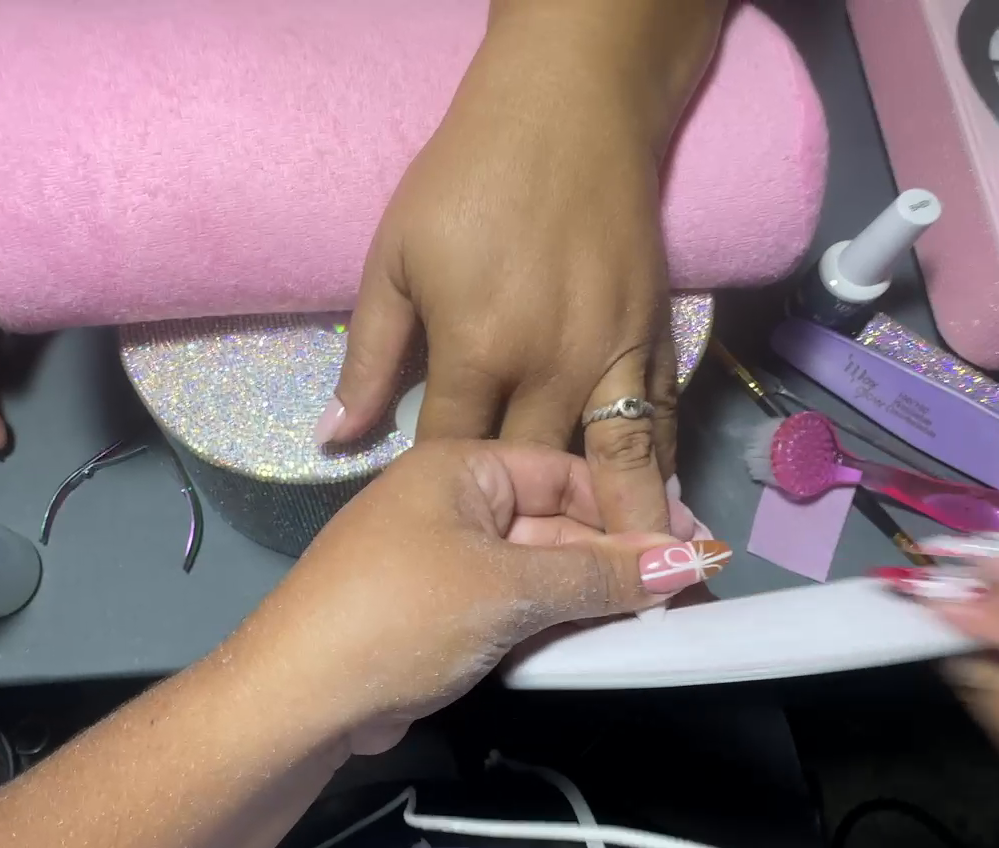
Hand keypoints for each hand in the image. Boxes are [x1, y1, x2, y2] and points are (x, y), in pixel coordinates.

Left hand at [224, 440, 727, 755]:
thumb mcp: (506, 587)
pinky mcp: (443, 612)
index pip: (564, 472)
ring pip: (538, 569)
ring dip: (592, 594)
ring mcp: (445, 561)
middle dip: (618, 558)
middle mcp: (452, 504)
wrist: (303, 697)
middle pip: (555, 522)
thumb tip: (691, 558)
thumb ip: (599, 573)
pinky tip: (602, 640)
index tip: (694, 546)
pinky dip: (554, 620)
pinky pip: (514, 604)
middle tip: (690, 594)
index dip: (631, 507)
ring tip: (662, 620)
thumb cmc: (405, 614)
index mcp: (459, 469)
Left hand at [323, 5, 721, 539]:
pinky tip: (663, 502)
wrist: (569, 103)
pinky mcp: (653, 333)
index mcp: (479, 351)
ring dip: (630, 521)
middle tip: (558, 594)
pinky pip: (660, 416)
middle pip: (544, 475)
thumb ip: (368, 359)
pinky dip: (661, 464)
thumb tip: (335, 437)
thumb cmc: (465, 182)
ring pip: (621, 459)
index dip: (452, 501)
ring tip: (647, 580)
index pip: (457, 451)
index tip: (450, 552)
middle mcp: (551, 367)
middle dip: (554, 538)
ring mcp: (611, 352)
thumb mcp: (393, 263)